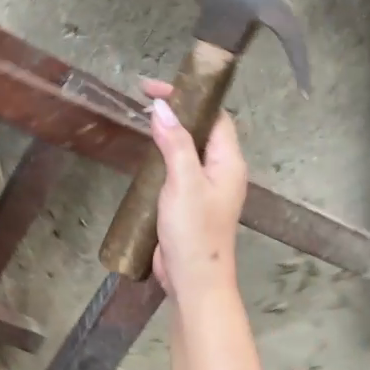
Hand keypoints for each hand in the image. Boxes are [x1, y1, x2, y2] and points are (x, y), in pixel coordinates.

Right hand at [141, 79, 248, 299]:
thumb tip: (161, 107)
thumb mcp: (183, 183)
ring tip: (141, 119)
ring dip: (167, 132)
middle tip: (143, 99)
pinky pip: (176, 169)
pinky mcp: (187, 203)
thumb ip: (174, 143)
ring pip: (187, 149)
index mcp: (228, 162)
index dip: (188, 96)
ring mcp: (204, 188)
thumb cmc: (194, 232)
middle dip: (176, 110)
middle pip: (201, 129)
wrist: (194, 281)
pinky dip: (161, 156)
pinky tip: (143, 155)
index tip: (154, 89)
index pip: (214, 115)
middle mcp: (221, 170)